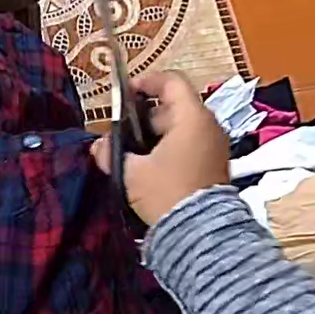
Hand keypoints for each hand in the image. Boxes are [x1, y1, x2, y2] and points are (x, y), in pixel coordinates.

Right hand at [91, 70, 230, 225]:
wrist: (200, 232)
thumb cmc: (167, 193)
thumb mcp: (132, 174)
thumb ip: (112, 155)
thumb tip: (99, 147)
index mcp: (191, 118)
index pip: (171, 82)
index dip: (147, 81)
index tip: (127, 93)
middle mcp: (208, 126)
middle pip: (174, 108)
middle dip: (145, 119)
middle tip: (123, 135)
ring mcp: (215, 146)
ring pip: (181, 129)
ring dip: (156, 137)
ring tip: (134, 155)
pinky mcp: (215, 166)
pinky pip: (190, 146)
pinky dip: (170, 150)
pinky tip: (151, 169)